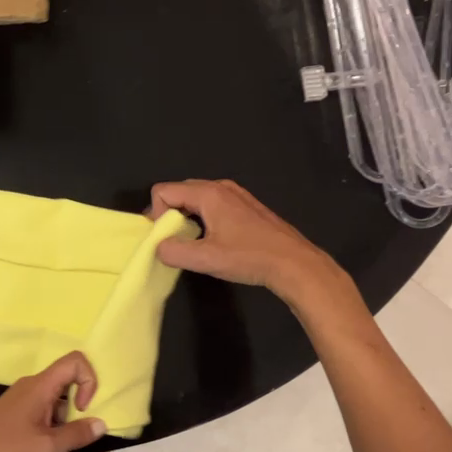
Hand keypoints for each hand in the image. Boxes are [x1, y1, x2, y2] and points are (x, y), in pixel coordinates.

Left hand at [0, 351, 108, 451]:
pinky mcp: (14, 408)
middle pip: (66, 377)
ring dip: (65, 414)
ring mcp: (20, 396)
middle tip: (75, 430)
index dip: (88, 380)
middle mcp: (30, 384)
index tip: (84, 409)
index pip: (74, 361)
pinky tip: (44, 442)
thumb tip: (102, 424)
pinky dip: (52, 419)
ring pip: (55, 394)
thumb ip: (78, 434)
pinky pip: (42, 404)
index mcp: (40, 385)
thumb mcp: (49, 446)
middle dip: (79, 401)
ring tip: (57, 442)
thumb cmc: (9, 451)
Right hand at [149, 179, 354, 311]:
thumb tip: (158, 247)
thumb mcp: (206, 259)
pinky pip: (211, 204)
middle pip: (178, 191)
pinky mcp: (246, 206)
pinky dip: (202, 218)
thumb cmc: (249, 257)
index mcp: (208, 193)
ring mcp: (236, 194)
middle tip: (175, 241)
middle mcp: (221, 187)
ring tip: (193, 243)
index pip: (163, 191)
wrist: (295, 264)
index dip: (155, 214)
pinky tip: (214, 240)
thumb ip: (174, 251)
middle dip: (169, 214)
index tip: (165, 238)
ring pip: (195, 198)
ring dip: (186, 218)